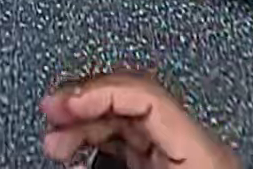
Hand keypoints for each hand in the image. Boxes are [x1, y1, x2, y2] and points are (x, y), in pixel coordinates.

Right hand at [40, 74, 238, 168]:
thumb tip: (70, 162)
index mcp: (200, 154)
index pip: (143, 94)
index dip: (98, 91)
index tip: (64, 103)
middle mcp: (195, 150)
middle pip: (134, 101)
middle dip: (87, 104)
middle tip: (52, 111)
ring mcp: (186, 162)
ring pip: (131, 122)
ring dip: (90, 124)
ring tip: (57, 138)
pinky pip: (135, 144)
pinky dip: (103, 143)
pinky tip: (81, 151)